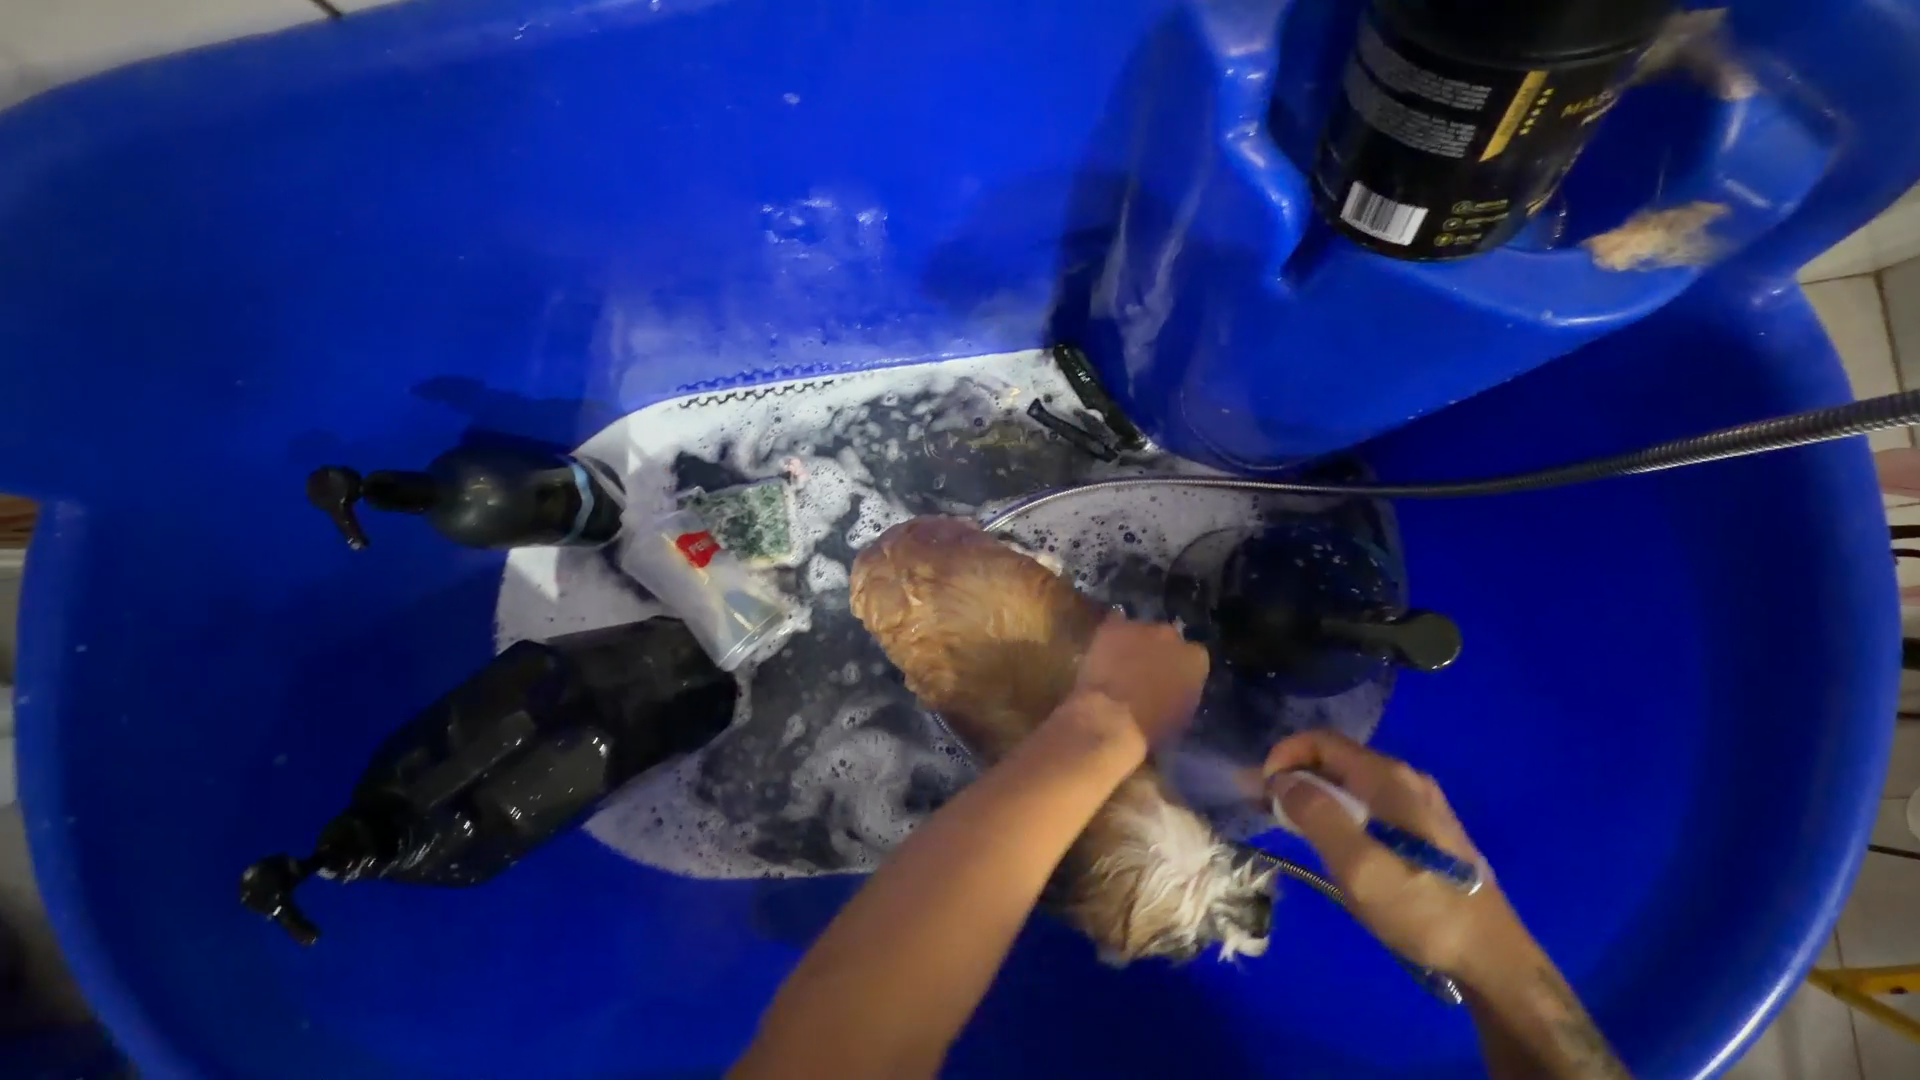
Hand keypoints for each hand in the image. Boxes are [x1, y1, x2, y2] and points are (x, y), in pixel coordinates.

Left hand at [1071, 614, 1208, 745]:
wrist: (1112, 718)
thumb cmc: (1151, 727)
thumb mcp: (1183, 713)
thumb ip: (1186, 689)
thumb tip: (1178, 684)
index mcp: (1196, 658)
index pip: (1194, 655)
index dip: (1181, 668)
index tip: (1172, 680)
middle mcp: (1172, 635)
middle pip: (1168, 638)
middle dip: (1160, 650)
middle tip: (1146, 669)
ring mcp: (1141, 627)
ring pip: (1141, 630)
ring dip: (1136, 642)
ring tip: (1123, 660)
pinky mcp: (1112, 627)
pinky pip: (1115, 624)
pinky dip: (1112, 634)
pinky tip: (1107, 648)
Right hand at [1263, 730, 1538, 982]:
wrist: (1494, 959)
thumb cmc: (1422, 910)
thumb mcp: (1360, 866)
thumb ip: (1317, 816)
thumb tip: (1280, 780)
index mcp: (1388, 779)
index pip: (1321, 741)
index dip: (1283, 756)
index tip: (1260, 790)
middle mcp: (1403, 779)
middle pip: (1334, 760)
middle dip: (1291, 777)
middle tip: (1260, 807)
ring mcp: (1417, 804)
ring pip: (1349, 784)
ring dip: (1311, 796)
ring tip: (1282, 822)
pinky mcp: (1422, 829)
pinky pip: (1366, 804)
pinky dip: (1335, 812)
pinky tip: (1324, 839)